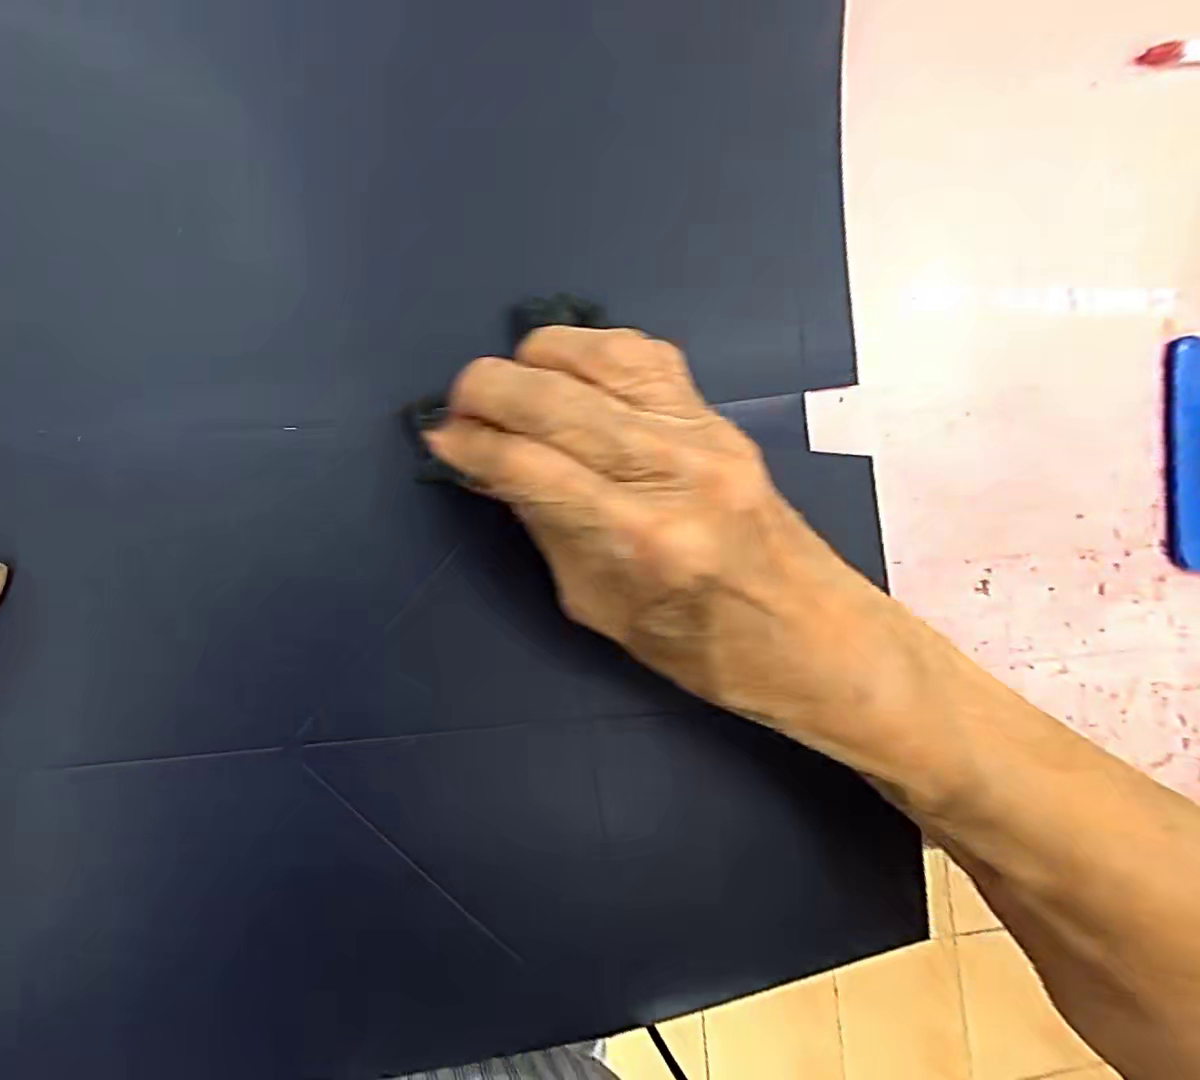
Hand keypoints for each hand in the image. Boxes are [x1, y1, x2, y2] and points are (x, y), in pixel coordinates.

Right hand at [422, 328, 934, 758]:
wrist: (809, 636)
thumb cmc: (686, 641)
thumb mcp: (587, 598)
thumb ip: (540, 521)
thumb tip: (486, 462)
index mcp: (635, 535)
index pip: (525, 464)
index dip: (468, 443)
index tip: (437, 437)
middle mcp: (671, 468)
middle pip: (552, 399)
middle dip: (484, 390)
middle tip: (457, 407)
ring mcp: (701, 430)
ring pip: (595, 354)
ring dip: (531, 361)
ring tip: (507, 388)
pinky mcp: (715, 412)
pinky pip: (637, 351)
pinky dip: (584, 352)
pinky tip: (561, 375)